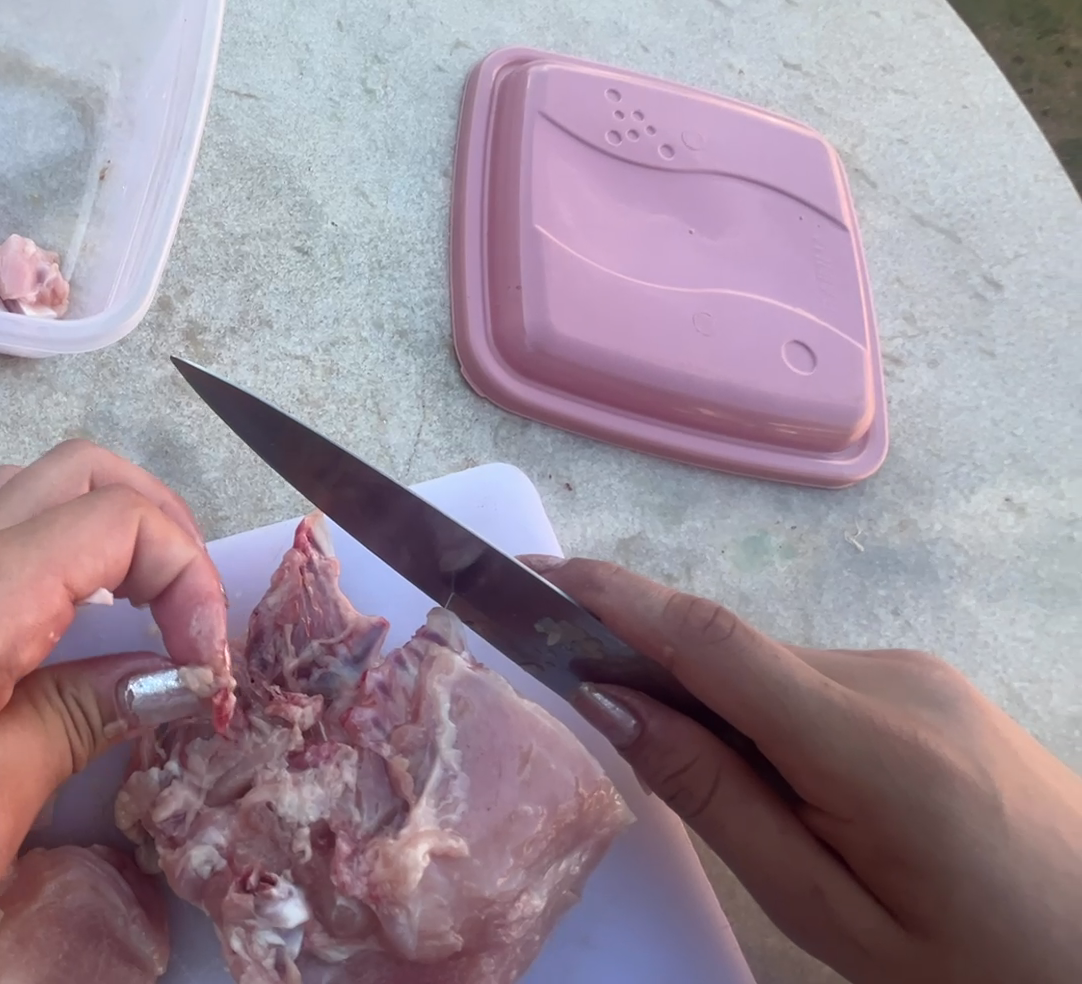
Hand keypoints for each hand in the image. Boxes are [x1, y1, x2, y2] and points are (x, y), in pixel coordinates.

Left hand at [0, 440, 231, 983]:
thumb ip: (71, 727)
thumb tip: (158, 678)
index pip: (120, 519)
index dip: (193, 581)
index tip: (209, 680)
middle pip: (85, 471)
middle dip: (167, 530)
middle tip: (195, 627)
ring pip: (42, 492)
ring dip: (118, 534)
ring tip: (154, 618)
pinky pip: (6, 541)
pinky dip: (71, 561)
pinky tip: (78, 635)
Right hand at [527, 557, 1081, 983]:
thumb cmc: (983, 968)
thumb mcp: (826, 909)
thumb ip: (709, 794)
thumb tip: (606, 698)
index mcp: (873, 745)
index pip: (707, 636)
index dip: (609, 593)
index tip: (532, 572)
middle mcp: (892, 679)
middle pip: (721, 648)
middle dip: (644, 667)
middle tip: (606, 721)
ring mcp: (915, 674)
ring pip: (755, 662)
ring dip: (702, 696)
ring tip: (722, 783)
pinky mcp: (922, 683)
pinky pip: (795, 674)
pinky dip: (748, 703)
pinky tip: (779, 776)